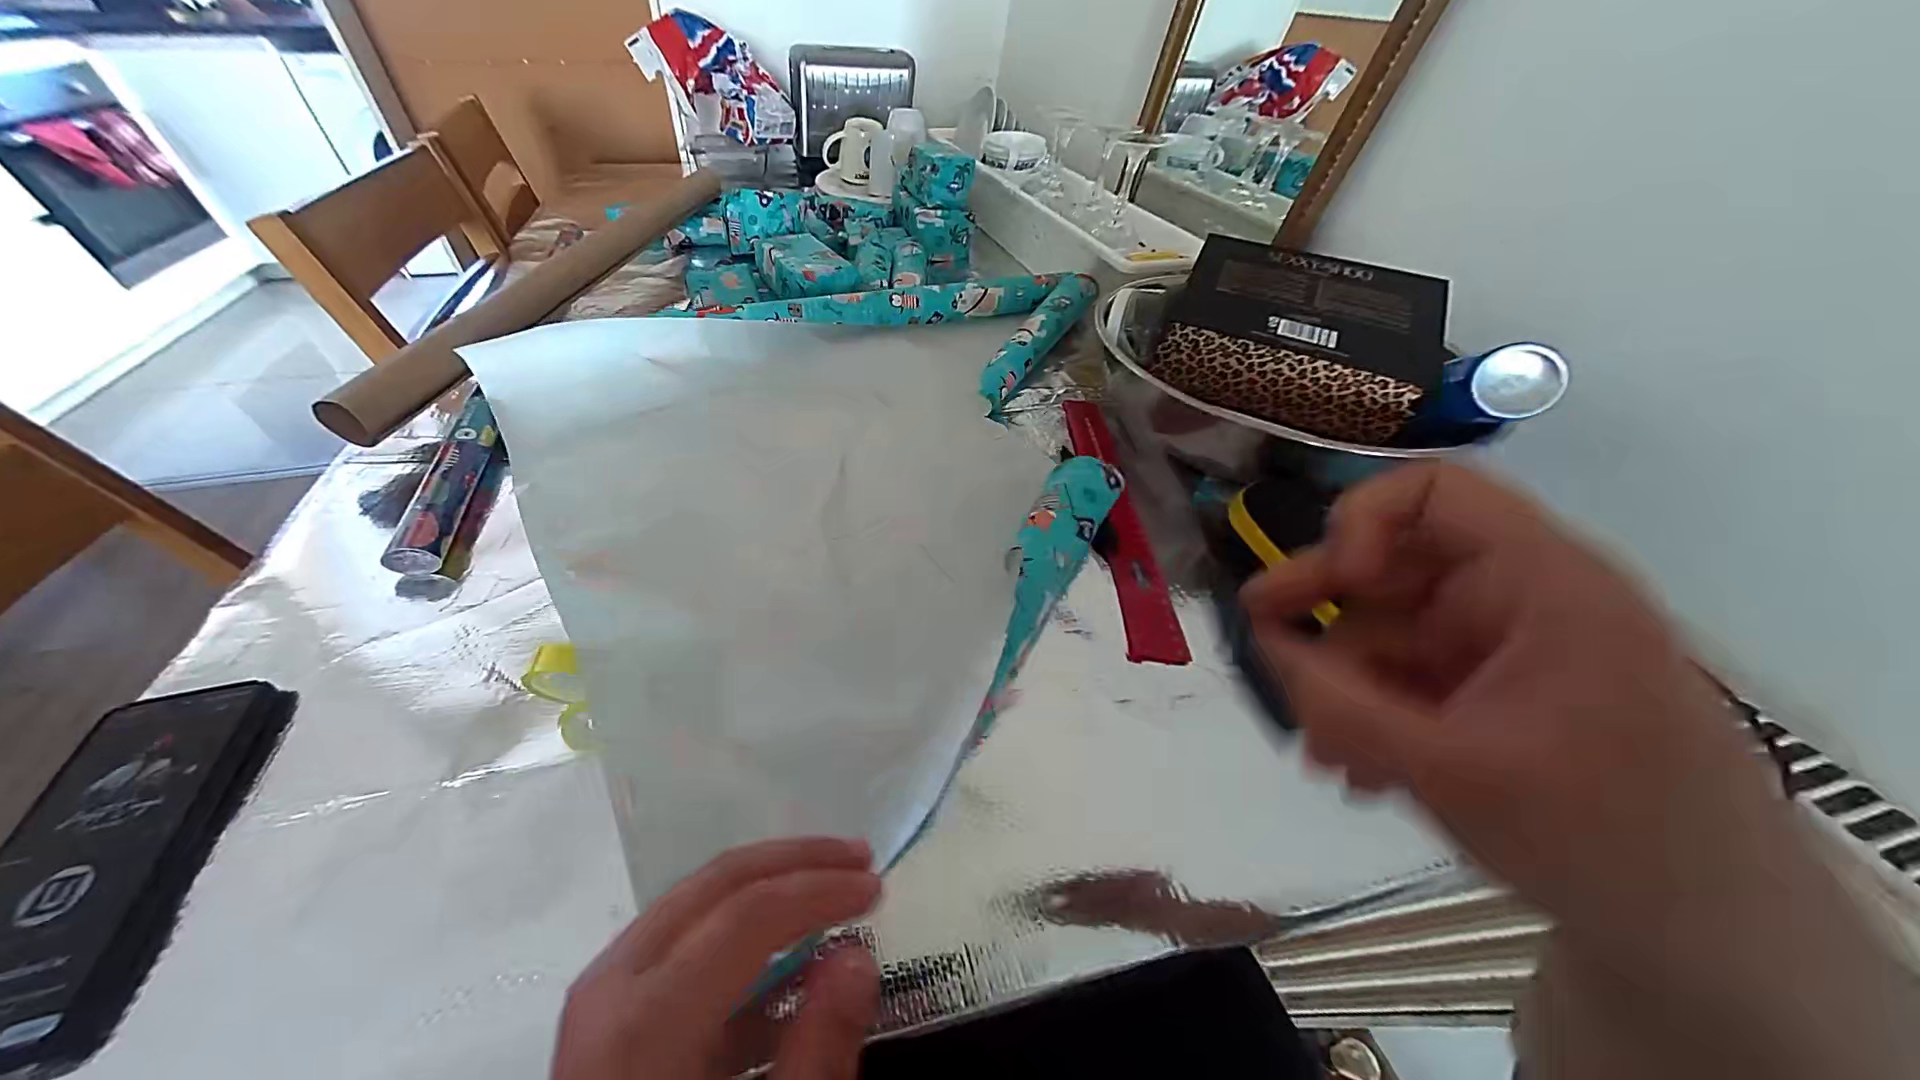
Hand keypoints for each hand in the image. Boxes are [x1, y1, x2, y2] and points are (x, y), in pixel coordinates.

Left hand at [552, 837, 881, 1079]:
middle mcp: (612, 987)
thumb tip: (857, 957)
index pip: (747, 916)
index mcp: (644, 1022)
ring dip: (771, 889)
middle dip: (795, 862)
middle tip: (858, 858)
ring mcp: (602, 997)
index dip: (819, 890)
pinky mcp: (607, 1016)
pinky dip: (743, 940)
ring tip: (832, 889)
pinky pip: (684, 947)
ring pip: (699, 904)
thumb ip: (817, 1052)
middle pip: (717, 885)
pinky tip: (790, 967)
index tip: (876, 886)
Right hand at [1247, 466, 1919, 1079]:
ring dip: (1338, 688)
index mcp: (1539, 584)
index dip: (1364, 520)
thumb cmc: (1605, 837)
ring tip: (1329, 757)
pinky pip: (1396, 681)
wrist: (1706, 935)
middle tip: (1260, 640)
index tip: (1334, 585)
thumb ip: (1341, 706)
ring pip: (1381, 634)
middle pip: (1390, 565)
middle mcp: (1513, 600)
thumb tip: (1261, 642)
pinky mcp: (1480, 692)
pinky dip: (1362, 717)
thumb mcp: (1453, 772)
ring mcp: (1493, 649)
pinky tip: (1358, 771)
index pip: (1436, 493)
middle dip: (1319, 608)